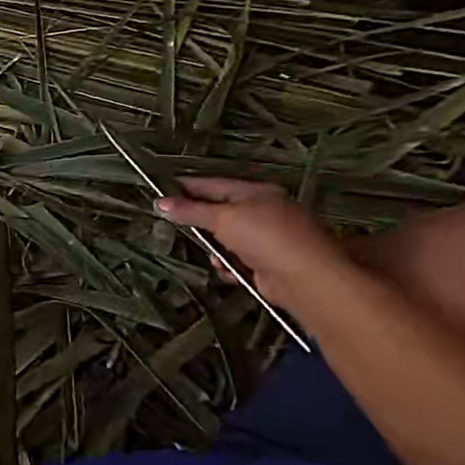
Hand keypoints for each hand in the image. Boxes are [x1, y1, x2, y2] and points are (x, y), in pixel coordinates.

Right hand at [154, 177, 350, 309]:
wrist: (304, 279)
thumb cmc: (268, 238)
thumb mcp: (222, 218)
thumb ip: (190, 210)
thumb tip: (161, 203)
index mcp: (257, 193)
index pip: (213, 185)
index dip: (186, 187)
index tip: (159, 190)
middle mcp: (264, 212)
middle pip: (217, 212)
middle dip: (199, 221)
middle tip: (177, 223)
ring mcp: (266, 238)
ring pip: (223, 238)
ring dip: (214, 247)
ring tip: (214, 253)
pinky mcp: (266, 261)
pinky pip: (234, 258)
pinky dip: (227, 264)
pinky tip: (227, 268)